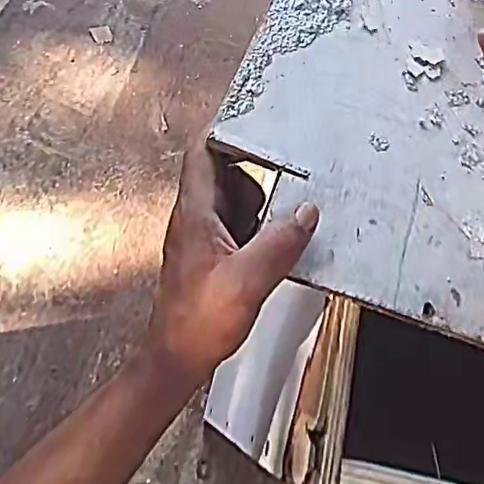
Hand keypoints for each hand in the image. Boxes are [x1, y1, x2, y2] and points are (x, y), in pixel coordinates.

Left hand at [145, 143, 319, 381]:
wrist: (176, 359)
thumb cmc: (196, 323)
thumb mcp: (247, 282)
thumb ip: (278, 244)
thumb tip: (307, 213)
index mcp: (195, 214)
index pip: (202, 154)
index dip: (227, 132)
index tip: (257, 124)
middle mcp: (196, 218)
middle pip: (225, 173)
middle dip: (258, 176)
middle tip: (288, 181)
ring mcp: (204, 236)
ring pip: (235, 200)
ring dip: (261, 206)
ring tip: (281, 226)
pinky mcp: (213, 254)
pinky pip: (239, 225)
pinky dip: (259, 228)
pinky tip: (275, 248)